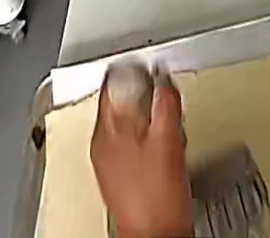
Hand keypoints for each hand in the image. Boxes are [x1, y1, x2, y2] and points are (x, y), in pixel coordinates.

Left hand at [90, 73, 193, 237]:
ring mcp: (107, 160)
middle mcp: (101, 142)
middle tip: (160, 96)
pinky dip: (142, 138)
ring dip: (143, 117)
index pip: (110, 82)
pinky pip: (127, 144)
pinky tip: (159, 148)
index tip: (148, 69)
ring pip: (124, 122)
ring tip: (164, 123)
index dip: (131, 71)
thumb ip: (165, 105)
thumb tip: (163, 81)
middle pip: (117, 101)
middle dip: (141, 95)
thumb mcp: (168, 141)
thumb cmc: (157, 200)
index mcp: (106, 128)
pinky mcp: (118, 176)